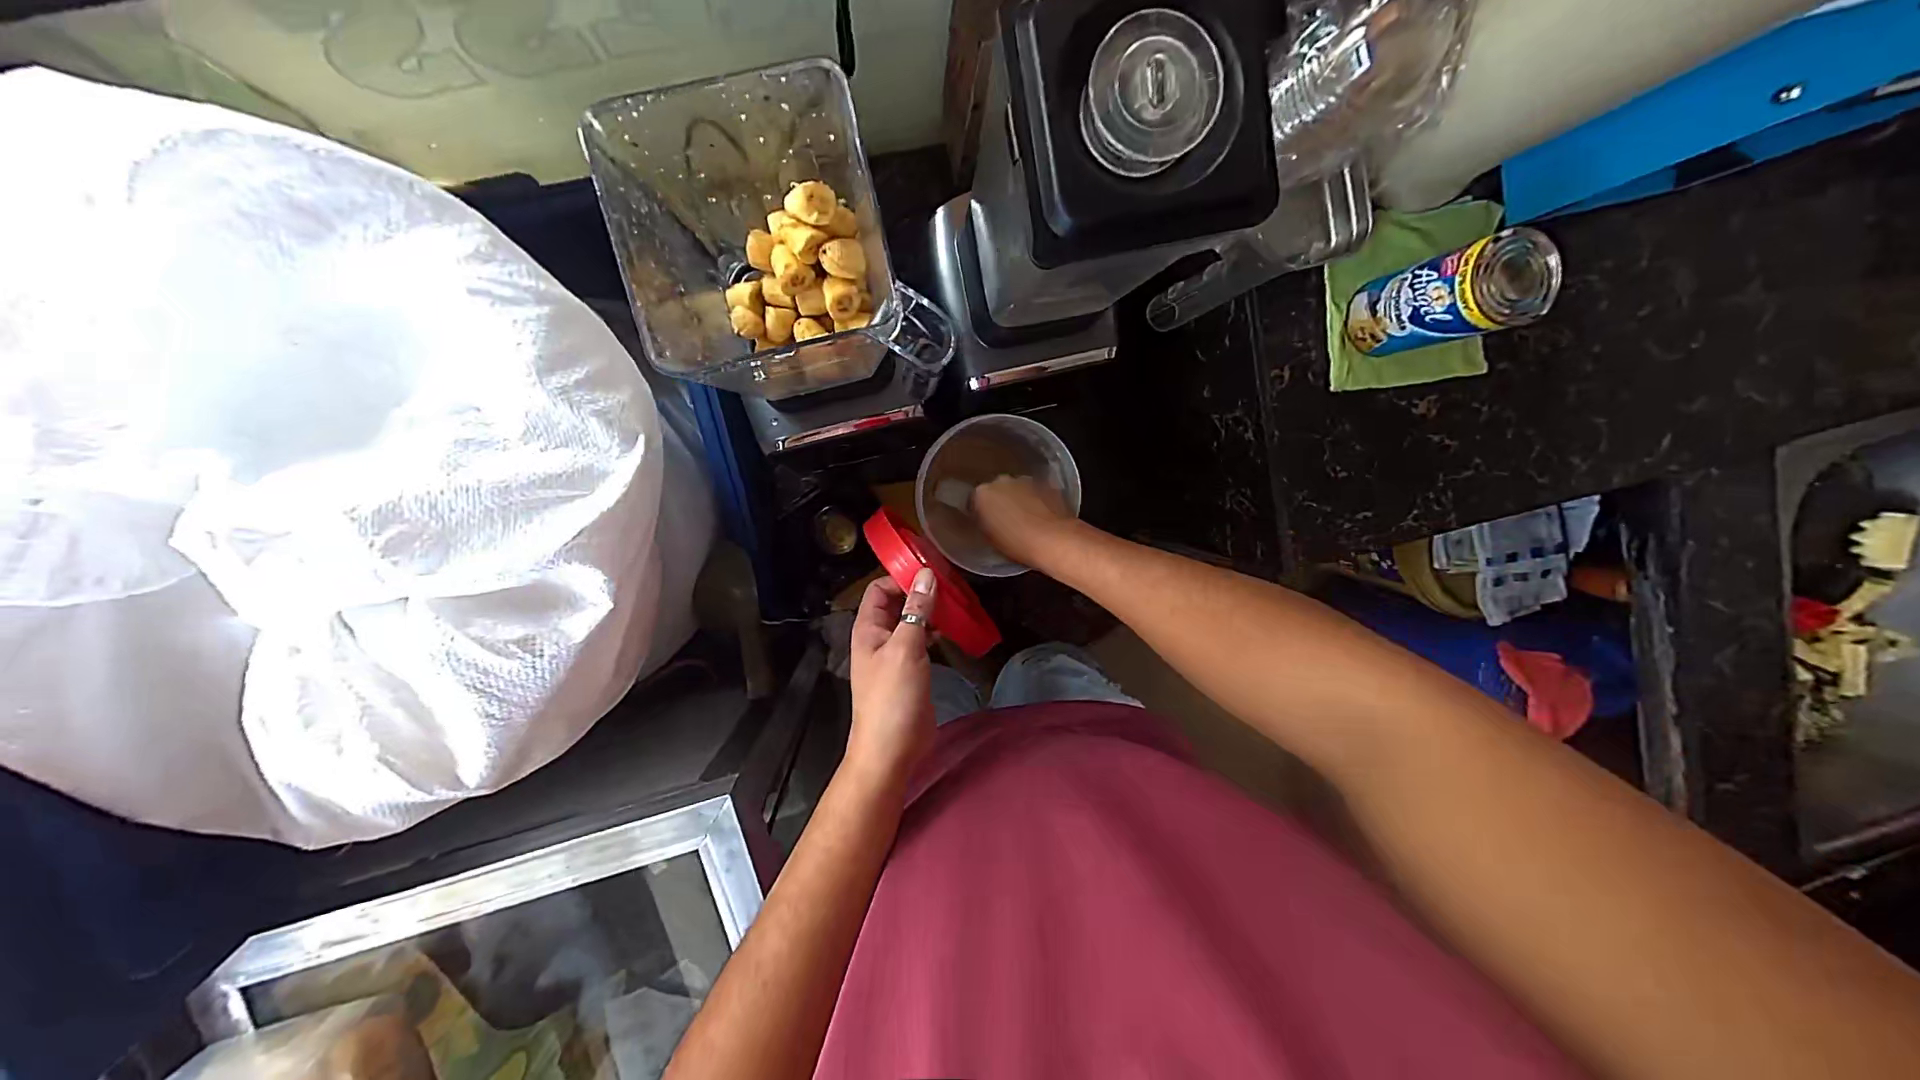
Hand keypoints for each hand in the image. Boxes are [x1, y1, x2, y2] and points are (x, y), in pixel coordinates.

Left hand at [846, 567, 937, 782]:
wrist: (891, 749)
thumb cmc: (892, 697)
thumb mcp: (905, 647)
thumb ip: (916, 610)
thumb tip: (927, 574)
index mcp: (867, 628)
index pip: (879, 589)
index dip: (901, 577)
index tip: (932, 571)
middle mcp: (878, 638)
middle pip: (897, 603)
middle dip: (920, 592)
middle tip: (951, 585)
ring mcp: (894, 655)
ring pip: (911, 622)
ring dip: (929, 612)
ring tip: (956, 604)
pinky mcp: (910, 671)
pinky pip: (921, 641)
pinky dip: (934, 632)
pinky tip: (951, 630)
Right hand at [971, 476, 1072, 567]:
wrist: (1054, 540)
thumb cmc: (1016, 543)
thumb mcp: (989, 537)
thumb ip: (983, 521)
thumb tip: (986, 517)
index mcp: (982, 493)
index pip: (975, 499)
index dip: (980, 511)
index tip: (987, 522)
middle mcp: (1001, 480)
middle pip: (997, 489)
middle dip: (1000, 501)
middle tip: (1006, 519)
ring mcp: (1025, 479)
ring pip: (1017, 488)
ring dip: (1019, 498)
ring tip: (1027, 517)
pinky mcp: (1046, 483)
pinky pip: (1036, 490)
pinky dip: (1037, 499)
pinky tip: (1042, 514)